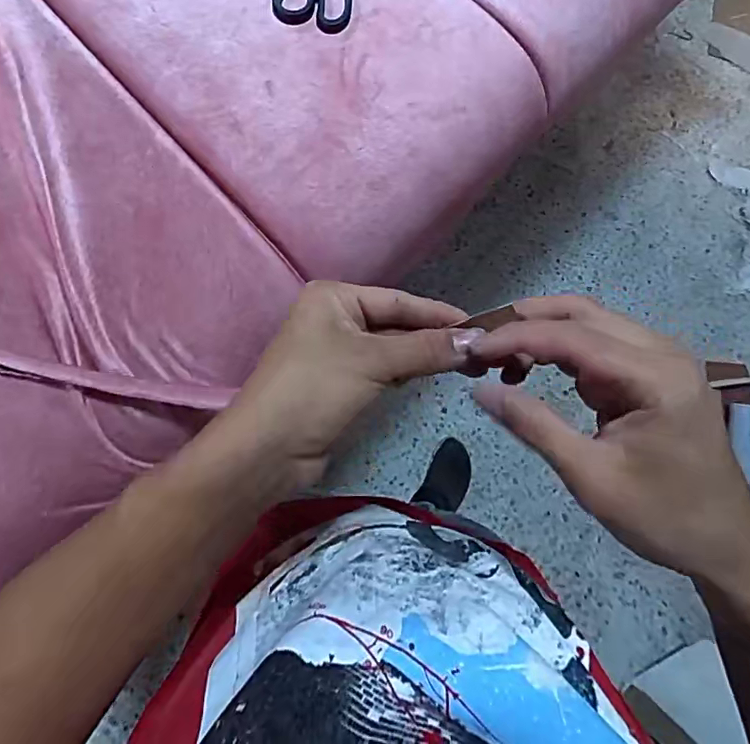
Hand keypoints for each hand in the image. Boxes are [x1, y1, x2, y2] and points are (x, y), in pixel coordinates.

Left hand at [212, 281, 481, 491]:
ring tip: (466, 362)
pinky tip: (430, 375)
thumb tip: (478, 340)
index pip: (398, 300)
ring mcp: (336, 351)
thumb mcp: (373, 362)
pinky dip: (405, 372)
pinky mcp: (340, 382)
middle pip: (396, 323)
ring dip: (423, 355)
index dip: (439, 314)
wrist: (266, 451)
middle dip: (434, 336)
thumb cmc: (314, 389)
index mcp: (334, 297)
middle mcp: (334, 317)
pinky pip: (381, 369)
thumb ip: (426, 348)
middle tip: (482, 349)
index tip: (482, 326)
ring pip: (391, 348)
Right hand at [466, 296, 749, 584]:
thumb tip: (480, 390)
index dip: (516, 337)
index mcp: (656, 376)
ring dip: (544, 332)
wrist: (729, 547)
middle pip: (582, 312)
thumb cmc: (664, 518)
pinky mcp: (656, 369)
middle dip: (527, 322)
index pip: (572, 336)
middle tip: (482, 344)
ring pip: (591, 321)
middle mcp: (663, 351)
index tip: (473, 350)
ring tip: (502, 359)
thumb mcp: (591, 478)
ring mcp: (663, 357)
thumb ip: (534, 425)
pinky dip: (564, 349)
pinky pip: (601, 342)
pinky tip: (536, 368)